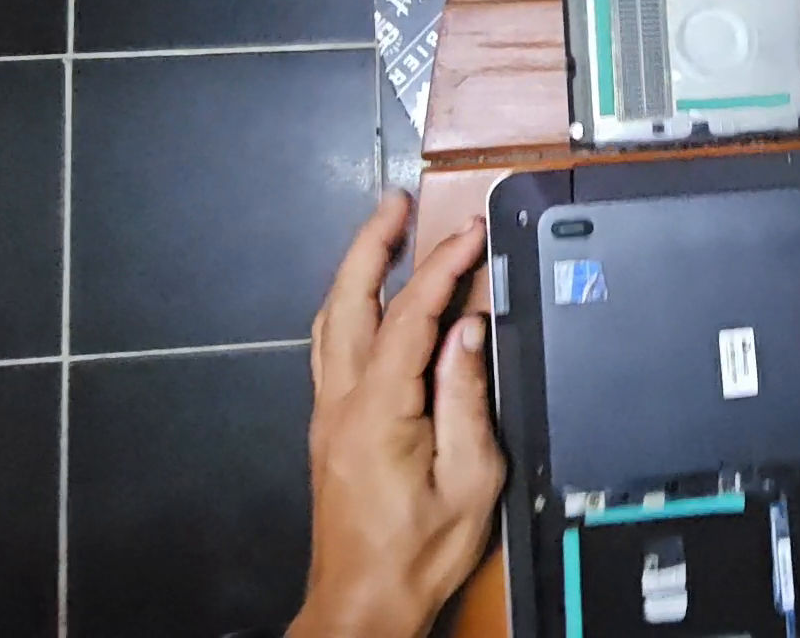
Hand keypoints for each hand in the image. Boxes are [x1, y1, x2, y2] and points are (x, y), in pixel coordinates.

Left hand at [289, 193, 505, 637]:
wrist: (362, 603)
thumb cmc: (419, 550)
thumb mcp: (470, 477)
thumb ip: (467, 397)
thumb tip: (469, 330)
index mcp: (378, 412)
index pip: (411, 317)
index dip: (442, 266)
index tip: (471, 232)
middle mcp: (341, 402)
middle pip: (348, 302)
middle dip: (373, 243)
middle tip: (398, 202)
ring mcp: (328, 409)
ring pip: (332, 317)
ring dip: (358, 266)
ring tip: (385, 229)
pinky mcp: (330, 419)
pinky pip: (334, 341)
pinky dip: (353, 300)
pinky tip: (372, 290)